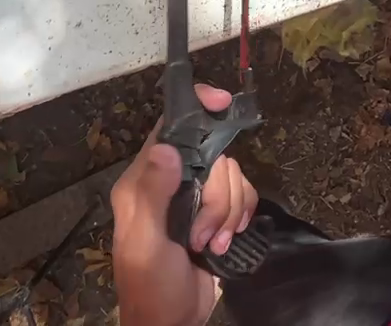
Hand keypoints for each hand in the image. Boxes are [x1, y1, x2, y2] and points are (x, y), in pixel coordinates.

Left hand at [111, 85, 259, 325]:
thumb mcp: (145, 244)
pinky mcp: (220, 212)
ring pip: (232, 174)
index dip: (198, 107)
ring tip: (212, 245)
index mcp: (145, 179)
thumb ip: (152, 195)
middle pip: (213, 154)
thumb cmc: (150, 288)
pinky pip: (245, 193)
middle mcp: (172, 180)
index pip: (171, 126)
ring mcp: (198, 196)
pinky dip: (241, 216)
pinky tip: (226, 242)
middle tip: (202, 232)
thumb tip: (167, 147)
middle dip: (217, 195)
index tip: (223, 103)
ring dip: (228, 213)